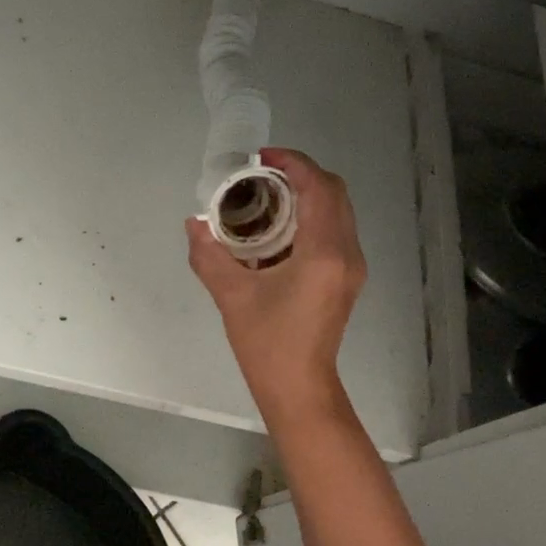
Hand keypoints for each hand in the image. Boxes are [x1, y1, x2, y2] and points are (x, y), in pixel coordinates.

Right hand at [189, 148, 366, 427]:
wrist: (298, 387)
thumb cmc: (266, 343)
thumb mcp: (231, 296)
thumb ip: (210, 254)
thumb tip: (194, 223)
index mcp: (323, 251)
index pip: (318, 187)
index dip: (292, 163)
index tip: (261, 158)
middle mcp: (347, 252)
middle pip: (333, 193)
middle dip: (299, 176)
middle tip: (260, 177)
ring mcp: (351, 267)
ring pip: (337, 212)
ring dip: (306, 196)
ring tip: (266, 199)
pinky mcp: (346, 279)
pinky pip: (334, 232)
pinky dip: (310, 218)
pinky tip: (277, 233)